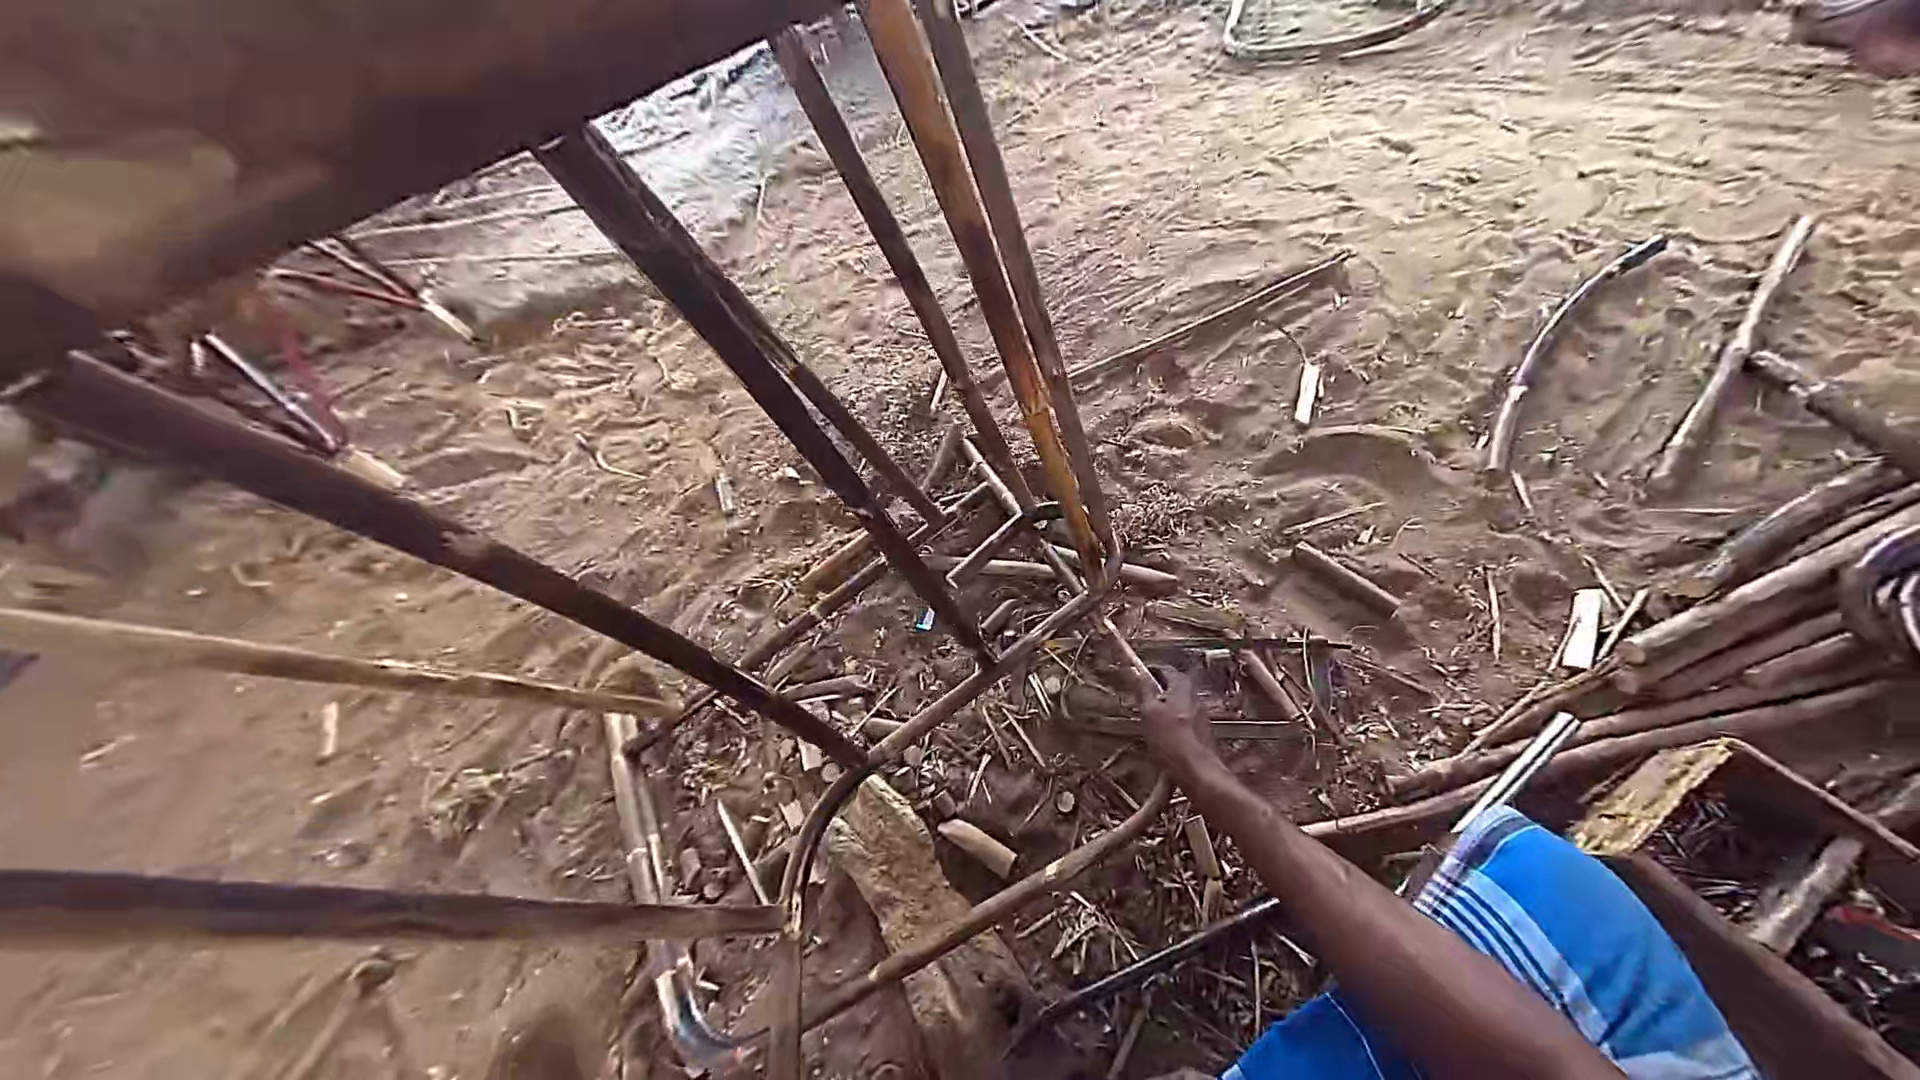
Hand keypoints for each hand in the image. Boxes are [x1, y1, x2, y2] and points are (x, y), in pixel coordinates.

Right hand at [1139, 667, 1218, 776]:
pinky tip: (1162, 737)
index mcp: (1183, 688)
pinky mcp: (1201, 734)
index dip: (1150, 671)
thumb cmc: (1173, 741)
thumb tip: (1135, 671)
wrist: (1197, 772)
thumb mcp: (1149, 711)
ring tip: (1149, 718)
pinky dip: (1171, 724)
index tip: (1138, 676)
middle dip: (1157, 690)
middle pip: (1173, 687)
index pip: (1165, 669)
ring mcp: (1200, 717)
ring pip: (1178, 704)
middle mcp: (1195, 699)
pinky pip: (1183, 722)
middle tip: (1141, 697)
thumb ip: (1142, 689)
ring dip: (1164, 708)